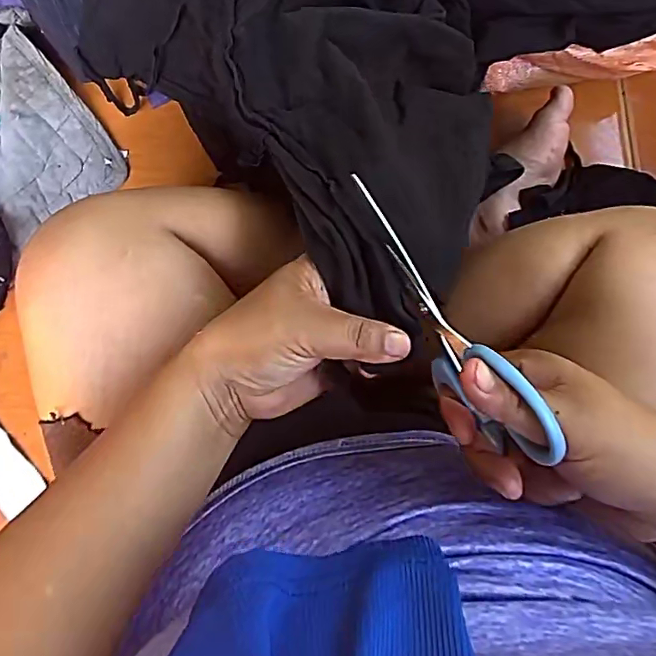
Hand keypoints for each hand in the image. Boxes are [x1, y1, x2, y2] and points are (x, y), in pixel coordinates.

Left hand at [177, 257, 410, 437]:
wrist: (228, 389)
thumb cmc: (254, 337)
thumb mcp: (311, 327)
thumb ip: (359, 333)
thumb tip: (403, 342)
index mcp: (322, 271)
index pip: (368, 266)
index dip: (396, 278)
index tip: (428, 290)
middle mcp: (332, 296)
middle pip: (376, 301)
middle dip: (396, 315)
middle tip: (427, 325)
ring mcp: (336, 329)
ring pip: (375, 333)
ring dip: (390, 344)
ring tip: (417, 348)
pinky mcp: (338, 359)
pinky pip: (369, 360)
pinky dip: (381, 366)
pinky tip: (399, 367)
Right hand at [437, 349, 655, 541]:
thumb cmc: (632, 449)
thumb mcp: (567, 425)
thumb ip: (511, 401)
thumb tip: (464, 367)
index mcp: (534, 371)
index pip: (471, 372)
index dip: (460, 400)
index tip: (468, 431)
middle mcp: (531, 396)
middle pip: (474, 415)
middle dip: (484, 448)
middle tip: (508, 472)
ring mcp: (538, 431)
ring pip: (490, 449)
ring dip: (507, 473)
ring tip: (539, 485)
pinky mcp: (545, 463)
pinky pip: (512, 473)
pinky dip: (529, 487)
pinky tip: (562, 491)